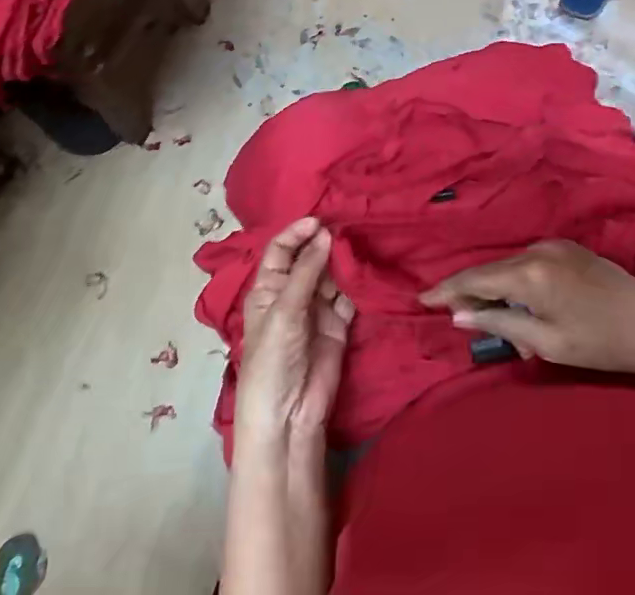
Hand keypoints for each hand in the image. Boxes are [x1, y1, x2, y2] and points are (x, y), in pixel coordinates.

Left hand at [234, 218, 354, 448]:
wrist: (289, 415)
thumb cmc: (272, 361)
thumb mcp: (284, 313)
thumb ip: (306, 273)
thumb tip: (326, 234)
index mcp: (267, 289)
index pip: (280, 250)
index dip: (297, 233)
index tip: (320, 220)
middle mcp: (292, 294)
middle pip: (310, 259)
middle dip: (326, 244)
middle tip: (349, 227)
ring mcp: (317, 309)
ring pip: (332, 275)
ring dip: (344, 261)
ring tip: (362, 243)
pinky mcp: (339, 324)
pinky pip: (349, 296)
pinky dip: (357, 283)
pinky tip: (367, 269)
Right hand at [419, 240, 634, 380]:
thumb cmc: (600, 341)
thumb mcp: (546, 341)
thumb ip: (500, 323)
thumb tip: (459, 316)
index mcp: (529, 273)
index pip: (475, 279)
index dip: (447, 290)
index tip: (421, 299)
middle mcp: (537, 250)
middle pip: (490, 269)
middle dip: (470, 291)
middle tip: (455, 316)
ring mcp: (555, 245)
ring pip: (510, 266)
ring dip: (497, 289)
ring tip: (495, 320)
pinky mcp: (568, 248)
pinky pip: (529, 263)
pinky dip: (517, 282)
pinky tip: (522, 305)